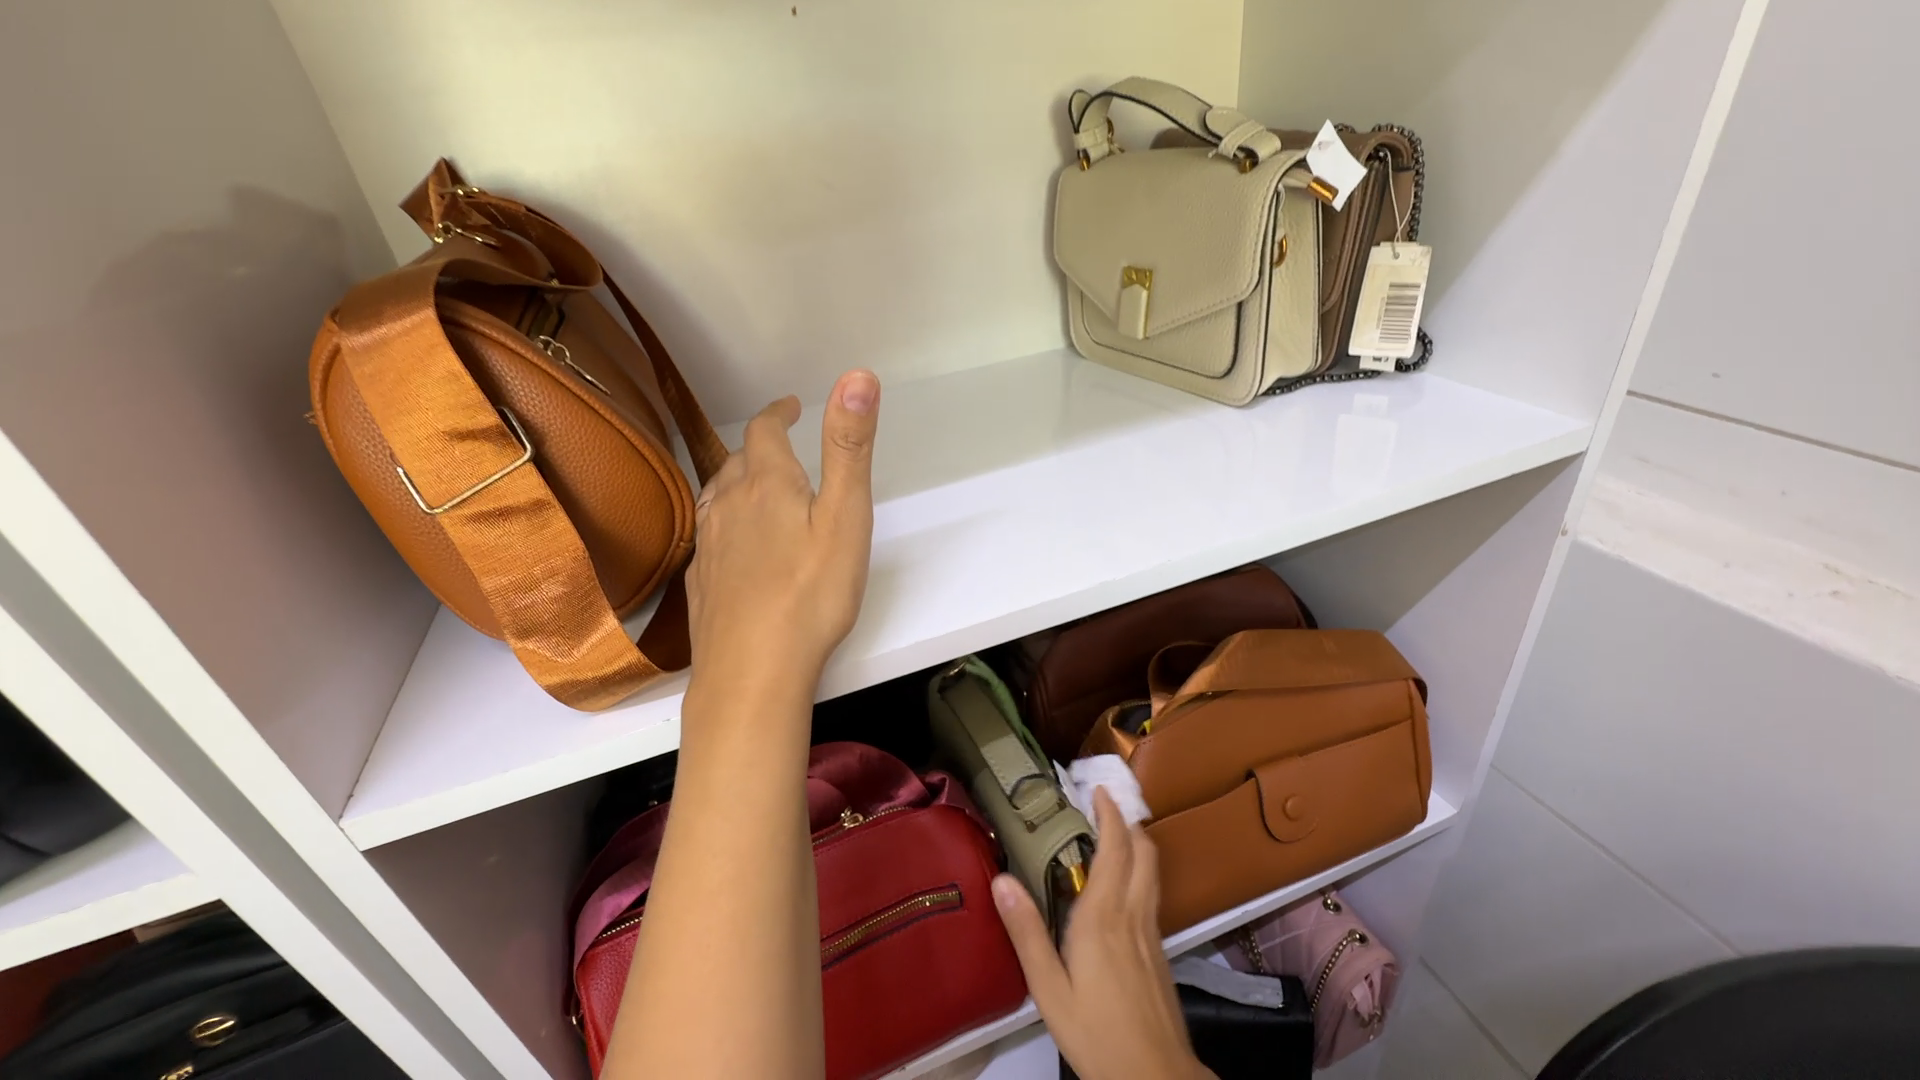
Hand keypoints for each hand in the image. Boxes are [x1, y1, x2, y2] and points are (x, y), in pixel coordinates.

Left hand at [685, 370, 879, 685]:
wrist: (751, 670)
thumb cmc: (810, 593)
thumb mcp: (845, 516)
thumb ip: (849, 446)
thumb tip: (857, 374)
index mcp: (767, 482)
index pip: (764, 429)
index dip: (778, 412)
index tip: (792, 406)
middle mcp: (728, 503)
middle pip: (739, 461)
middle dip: (762, 447)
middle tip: (786, 450)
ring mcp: (708, 544)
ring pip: (719, 495)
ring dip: (739, 481)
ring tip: (759, 487)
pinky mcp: (700, 581)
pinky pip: (711, 534)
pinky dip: (727, 523)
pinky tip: (737, 546)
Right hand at [993, 790, 1213, 1079]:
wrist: (1155, 1074)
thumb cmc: (1096, 1032)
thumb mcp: (1048, 988)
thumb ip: (1027, 933)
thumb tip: (1002, 880)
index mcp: (1103, 917)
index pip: (1115, 849)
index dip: (1110, 814)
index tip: (1098, 789)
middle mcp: (1133, 915)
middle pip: (1143, 852)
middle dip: (1128, 821)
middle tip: (1106, 803)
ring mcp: (1152, 933)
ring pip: (1153, 872)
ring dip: (1137, 844)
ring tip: (1113, 833)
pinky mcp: (1160, 951)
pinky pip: (1152, 895)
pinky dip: (1140, 871)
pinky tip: (1120, 887)